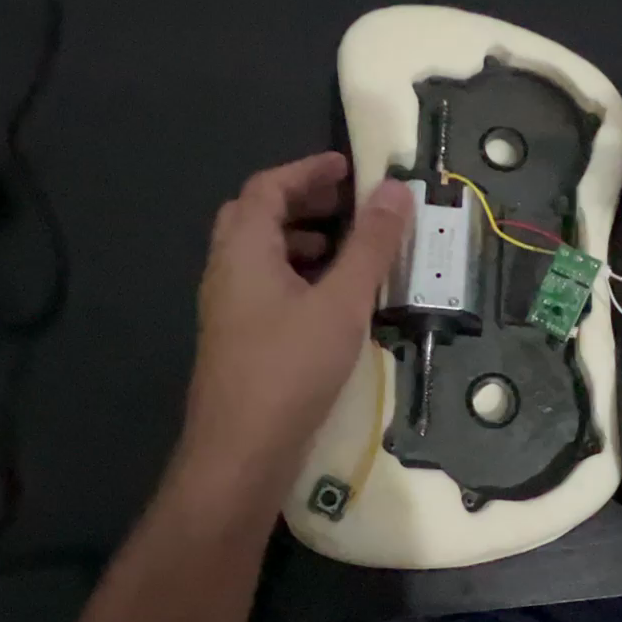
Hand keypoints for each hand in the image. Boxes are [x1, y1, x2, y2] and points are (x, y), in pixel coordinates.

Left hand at [182, 152, 411, 466]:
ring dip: (300, 239)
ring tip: (345, 249)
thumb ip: (370, 245)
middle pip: (256, 216)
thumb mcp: (342, 302)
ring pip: (259, 254)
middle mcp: (226, 272)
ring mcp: (228, 309)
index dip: (307, 170)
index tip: (348, 167)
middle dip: (301, 201)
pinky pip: (265, 287)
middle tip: (346, 203)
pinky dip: (297, 275)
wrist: (240, 454)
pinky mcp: (238, 341)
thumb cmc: (290, 369)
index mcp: (244, 250)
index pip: (268, 187)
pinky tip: (330, 301)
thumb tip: (395, 189)